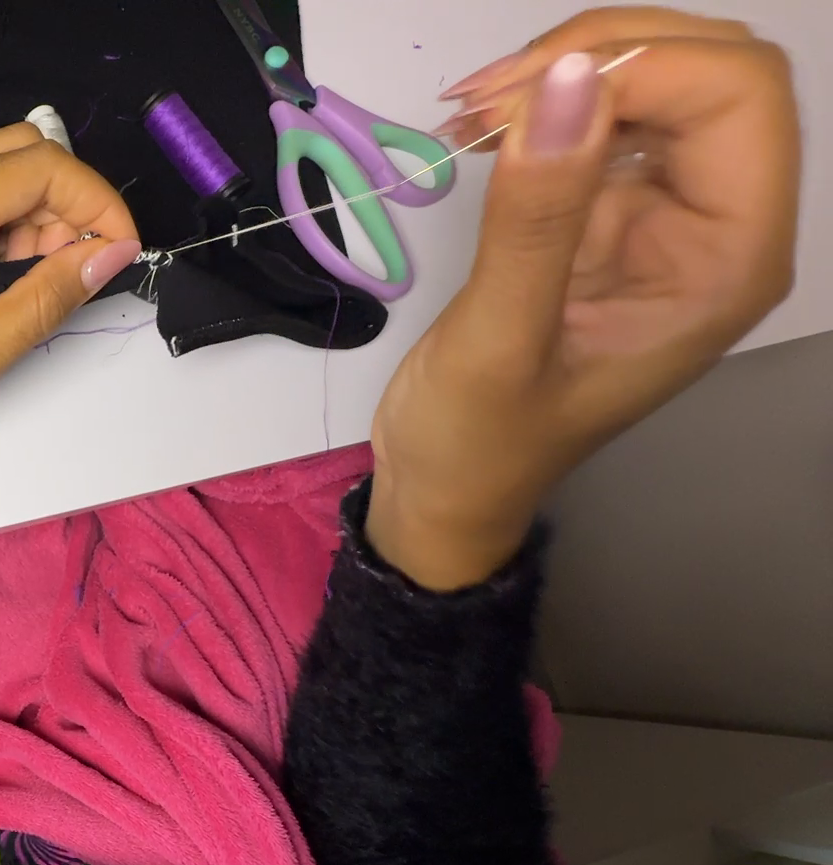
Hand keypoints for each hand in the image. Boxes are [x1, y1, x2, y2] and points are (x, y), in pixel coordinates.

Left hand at [0, 125, 141, 482]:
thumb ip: (41, 302)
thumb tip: (109, 254)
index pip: (35, 168)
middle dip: (66, 196)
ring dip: (31, 207)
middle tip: (84, 262)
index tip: (119, 248)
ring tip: (50, 273)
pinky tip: (6, 266)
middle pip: (12, 150)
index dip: (94, 199)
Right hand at [369, 8, 799, 588]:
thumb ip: (535, 218)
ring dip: (563, 82)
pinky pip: (592, 142)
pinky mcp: (591, 234)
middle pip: (703, 79)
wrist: (442, 491)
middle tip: (475, 100)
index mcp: (722, 259)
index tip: (507, 104)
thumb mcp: (497, 341)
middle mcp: (707, 228)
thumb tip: (565, 81)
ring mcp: (649, 227)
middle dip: (596, 61)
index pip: (734, 99)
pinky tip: (479, 137)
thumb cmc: (475, 440)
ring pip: (649, 97)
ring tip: (464, 114)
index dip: (635, 72)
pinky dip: (538, 121)